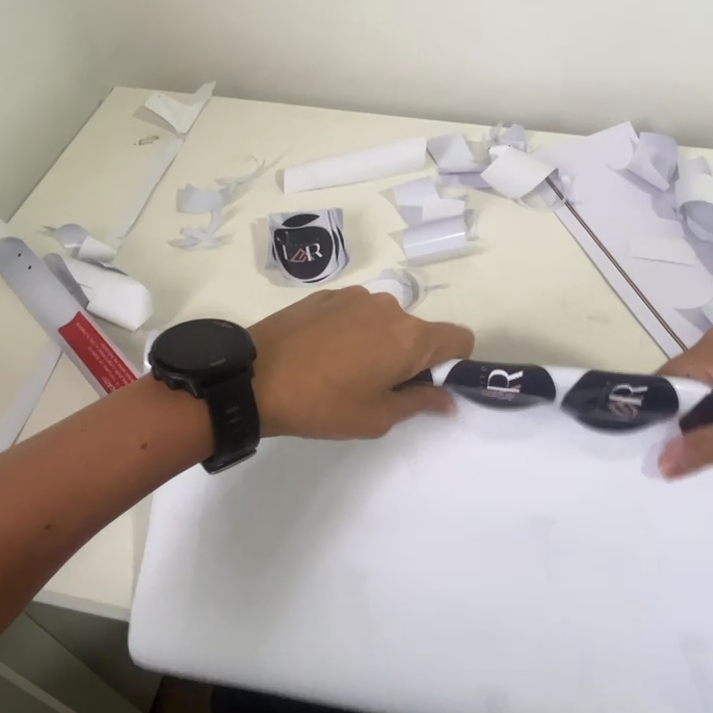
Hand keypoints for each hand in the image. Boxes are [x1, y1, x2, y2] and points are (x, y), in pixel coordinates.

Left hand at [249, 287, 474, 439]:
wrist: (253, 378)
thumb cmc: (322, 404)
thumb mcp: (376, 417)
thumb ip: (419, 402)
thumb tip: (445, 397)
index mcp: (409, 337)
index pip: (459, 338)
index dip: (452, 363)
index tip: (427, 385)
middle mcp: (389, 307)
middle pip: (418, 331)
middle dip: (409, 357)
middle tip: (377, 387)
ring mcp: (355, 297)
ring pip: (385, 321)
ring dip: (378, 342)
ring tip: (343, 370)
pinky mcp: (325, 296)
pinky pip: (355, 313)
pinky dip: (351, 331)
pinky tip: (322, 354)